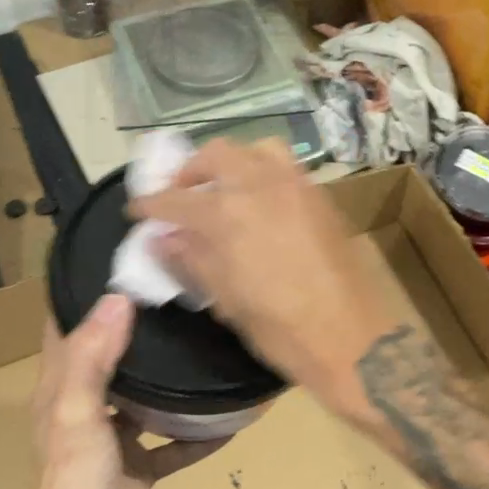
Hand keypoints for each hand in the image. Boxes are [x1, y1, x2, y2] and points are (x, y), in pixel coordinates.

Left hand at [30, 294, 227, 488]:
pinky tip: (229, 419)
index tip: (115, 264)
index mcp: (59, 394)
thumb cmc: (77, 485)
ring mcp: (114, 441)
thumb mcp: (78, 417)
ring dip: (169, 381)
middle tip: (177, 299)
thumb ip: (93, 360)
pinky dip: (197, 434)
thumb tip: (117, 299)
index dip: (81, 299)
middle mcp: (85, 411)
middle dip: (136, 332)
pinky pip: (173, 442)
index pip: (65, 333)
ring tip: (205, 347)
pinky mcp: (141, 468)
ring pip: (144, 400)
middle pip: (110, 361)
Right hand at [130, 140, 397, 421]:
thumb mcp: (226, 301)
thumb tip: (163, 239)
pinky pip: (288, 168)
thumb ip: (191, 261)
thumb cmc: (281, 329)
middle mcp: (261, 186)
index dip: (151, 205)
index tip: (137, 211)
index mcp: (227, 213)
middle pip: (216, 154)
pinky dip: (265, 173)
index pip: (175, 199)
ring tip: (224, 189)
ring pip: (257, 150)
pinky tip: (260, 203)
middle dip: (191, 171)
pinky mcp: (323, 198)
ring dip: (233, 162)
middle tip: (181, 195)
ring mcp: (297, 187)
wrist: (351, 338)